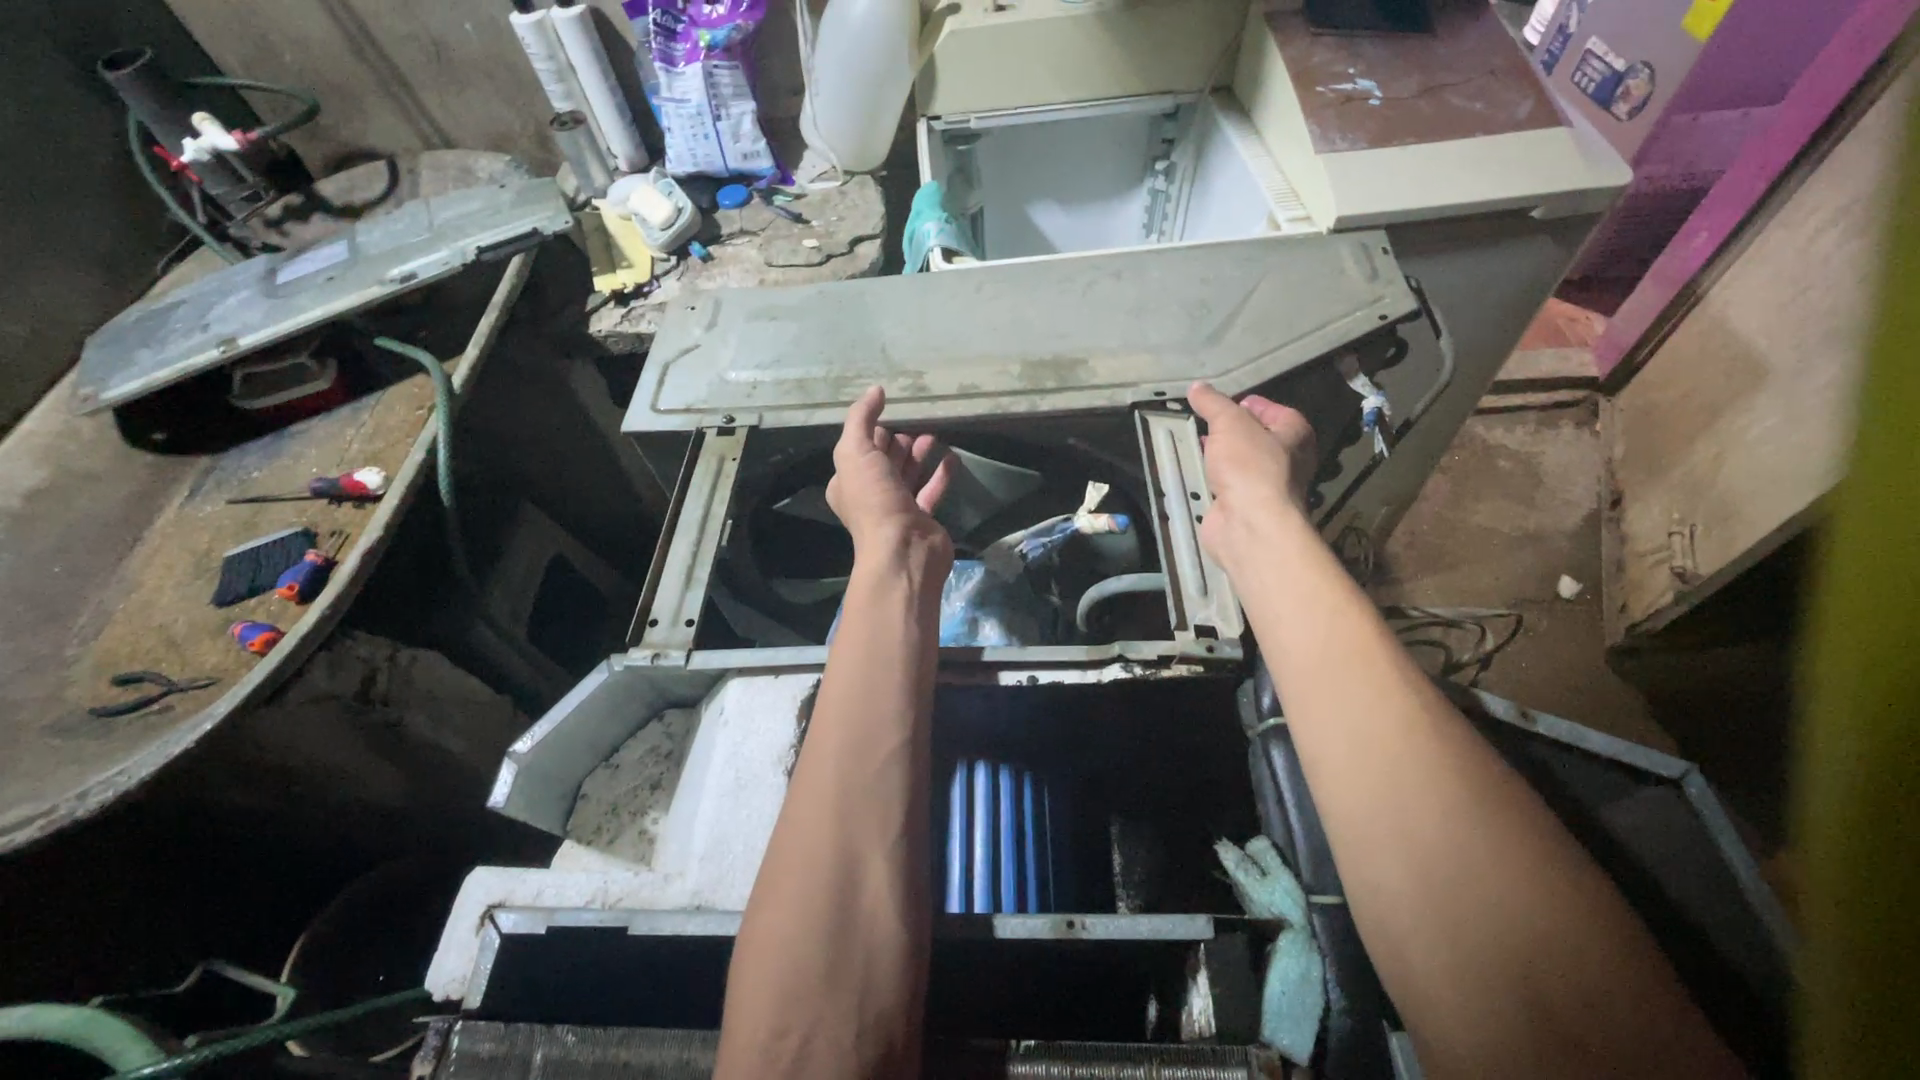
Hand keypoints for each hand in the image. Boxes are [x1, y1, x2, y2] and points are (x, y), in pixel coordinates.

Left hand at [827, 386, 956, 562]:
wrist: (903, 548)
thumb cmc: (874, 498)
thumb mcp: (856, 451)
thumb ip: (861, 417)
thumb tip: (875, 390)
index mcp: (848, 482)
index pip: (860, 448)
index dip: (874, 430)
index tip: (892, 412)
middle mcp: (870, 495)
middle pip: (886, 461)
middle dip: (899, 441)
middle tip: (918, 422)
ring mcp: (897, 508)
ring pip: (909, 474)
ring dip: (920, 454)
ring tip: (935, 435)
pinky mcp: (923, 518)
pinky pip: (932, 490)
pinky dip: (941, 474)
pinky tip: (952, 458)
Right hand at [1187, 381, 1317, 571]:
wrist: (1249, 523)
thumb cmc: (1249, 465)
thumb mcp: (1229, 422)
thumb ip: (1213, 403)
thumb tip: (1198, 388)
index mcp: (1295, 435)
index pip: (1276, 411)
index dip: (1253, 404)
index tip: (1229, 402)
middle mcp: (1288, 461)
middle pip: (1258, 439)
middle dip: (1233, 433)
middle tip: (1207, 424)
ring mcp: (1267, 488)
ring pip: (1242, 465)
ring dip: (1221, 457)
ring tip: (1197, 445)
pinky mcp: (1246, 509)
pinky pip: (1228, 487)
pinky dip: (1212, 480)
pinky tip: (1196, 473)